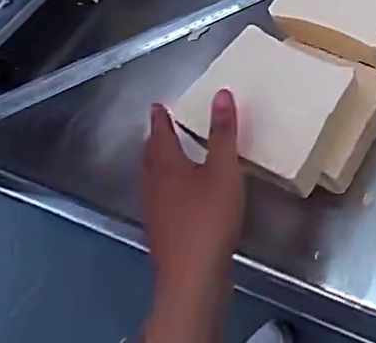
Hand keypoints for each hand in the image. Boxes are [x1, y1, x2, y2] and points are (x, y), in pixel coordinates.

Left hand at [142, 91, 243, 342]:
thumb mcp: (224, 169)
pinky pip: (162, 198)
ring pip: (154, 180)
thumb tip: (221, 94)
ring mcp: (156, 213)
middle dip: (157, 140)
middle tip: (163, 127)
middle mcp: (155, 187)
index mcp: (166, 166)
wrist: (192, 281)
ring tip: (171, 156)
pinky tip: (181, 195)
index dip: (160, 119)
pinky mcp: (164, 234)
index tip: (158, 106)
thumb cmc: (208, 217)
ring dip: (160, 164)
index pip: (160, 135)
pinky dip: (168, 186)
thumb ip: (223, 133)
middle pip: (151, 157)